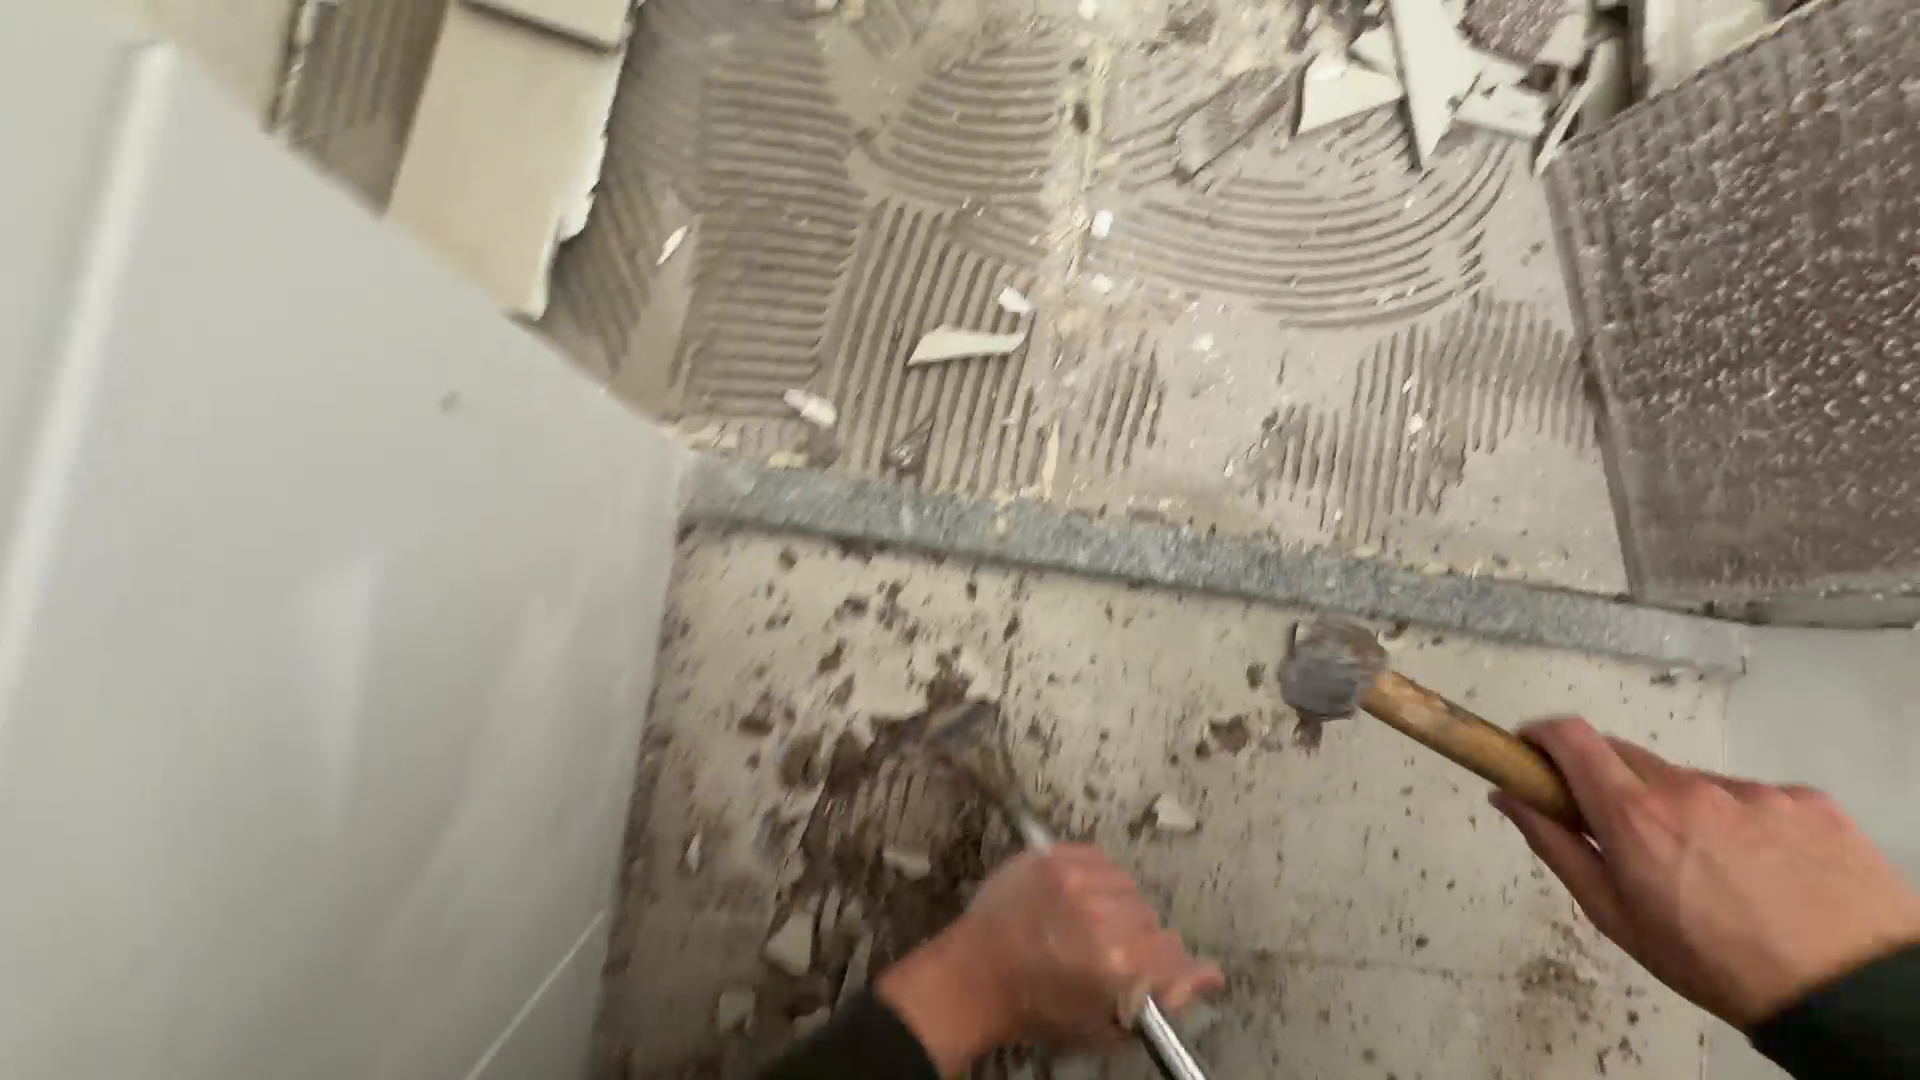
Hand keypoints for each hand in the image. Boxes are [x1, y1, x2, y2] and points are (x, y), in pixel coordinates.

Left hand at [876, 845, 1222, 1074]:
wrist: (977, 971)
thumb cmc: (1037, 1006)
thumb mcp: (1105, 1025)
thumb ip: (1164, 999)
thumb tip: (1212, 974)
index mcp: (1115, 962)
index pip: (1174, 951)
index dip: (1165, 966)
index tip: (1148, 970)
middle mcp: (1098, 915)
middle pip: (1151, 917)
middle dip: (1138, 937)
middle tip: (1107, 950)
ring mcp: (1073, 879)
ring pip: (1128, 884)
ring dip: (1117, 903)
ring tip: (1088, 921)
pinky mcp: (1052, 855)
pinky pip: (1100, 856)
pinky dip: (1097, 875)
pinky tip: (1078, 895)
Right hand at [1493, 717, 1919, 1028]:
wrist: (1857, 1002)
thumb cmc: (1713, 964)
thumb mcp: (1613, 914)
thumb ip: (1553, 844)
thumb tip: (1507, 795)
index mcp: (1631, 813)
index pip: (1569, 736)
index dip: (1541, 735)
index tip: (1532, 751)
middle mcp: (1687, 788)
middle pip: (1625, 756)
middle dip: (1609, 782)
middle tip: (1623, 832)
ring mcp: (1754, 792)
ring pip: (1689, 780)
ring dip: (1679, 806)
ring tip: (1710, 865)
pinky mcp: (1810, 802)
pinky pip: (1752, 797)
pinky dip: (1741, 820)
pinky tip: (1763, 867)